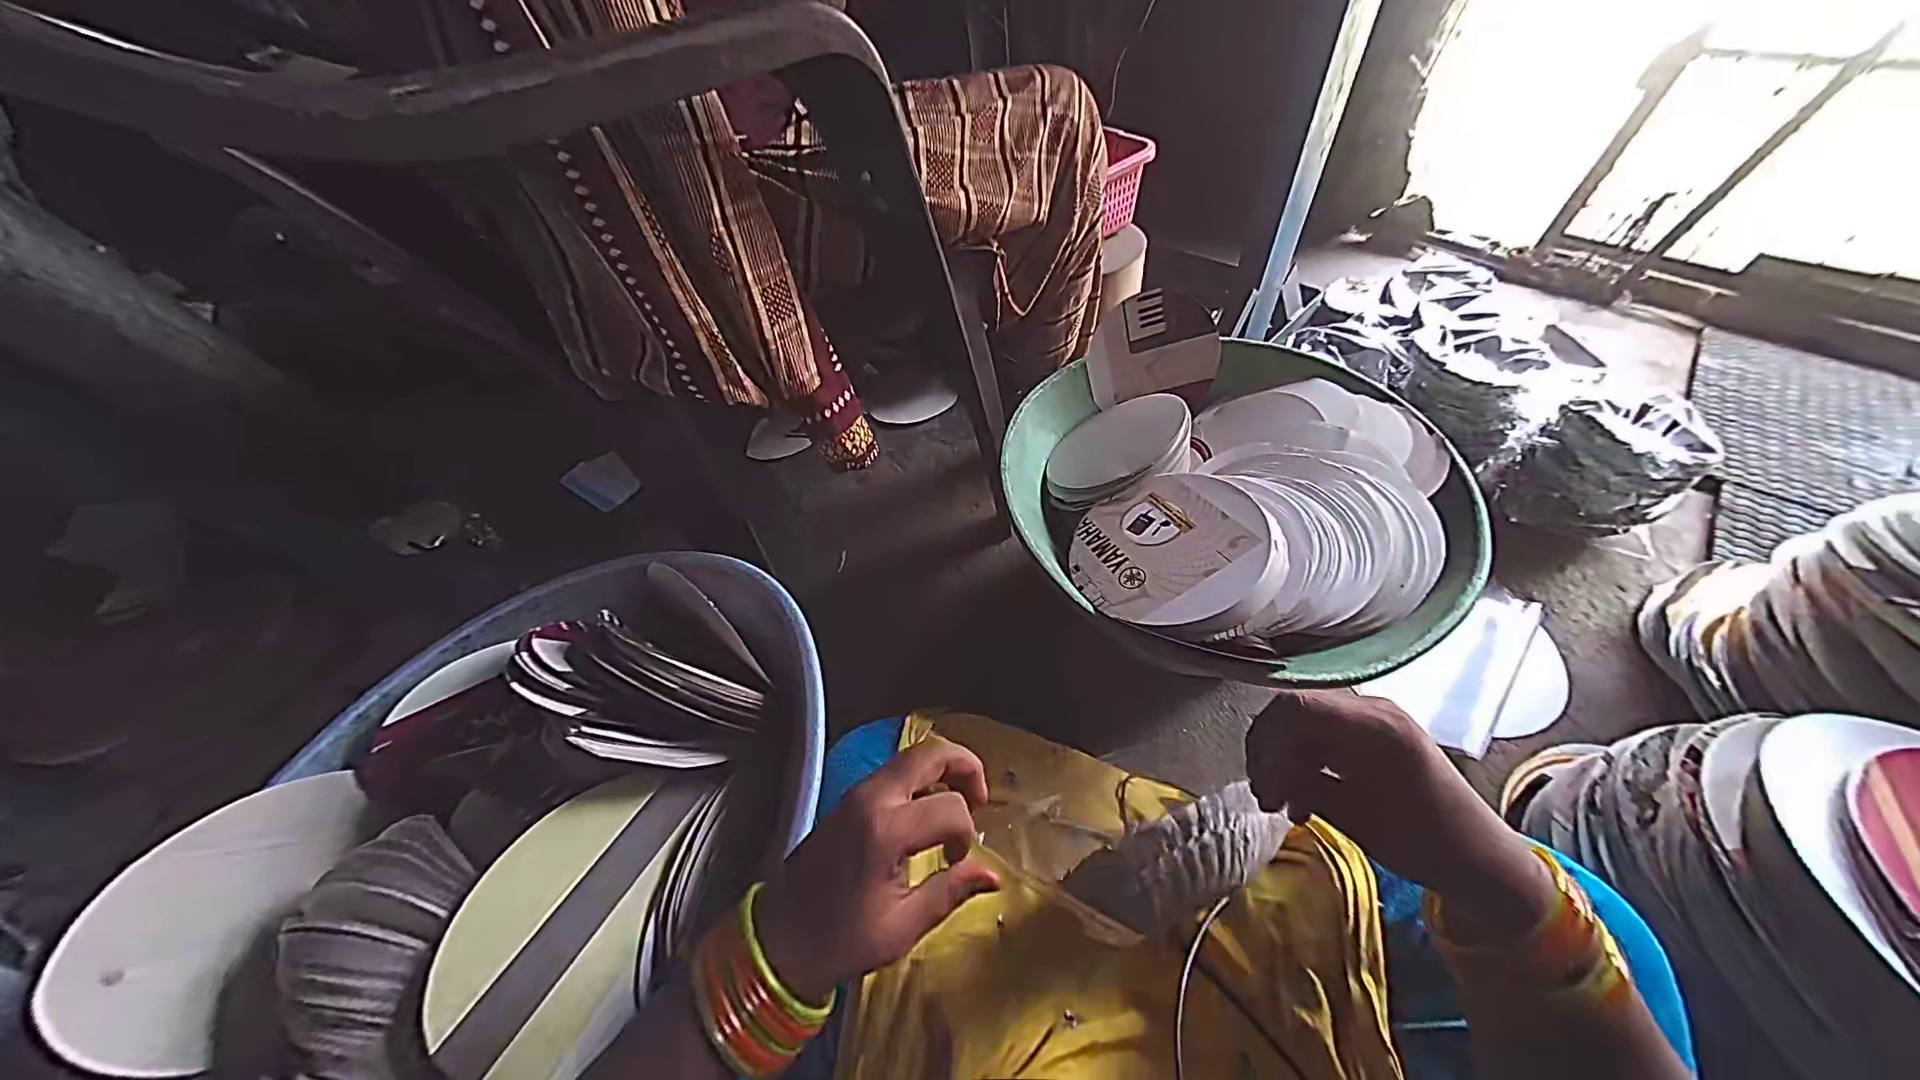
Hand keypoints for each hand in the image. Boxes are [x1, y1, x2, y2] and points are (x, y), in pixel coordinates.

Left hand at [755, 738, 1001, 1000]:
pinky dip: (923, 777)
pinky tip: (930, 810)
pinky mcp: (852, 796)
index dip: (966, 834)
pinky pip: (896, 770)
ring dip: (944, 770)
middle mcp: (872, 798)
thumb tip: (991, 875)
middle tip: (979, 800)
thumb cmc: (840, 938)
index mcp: (884, 830)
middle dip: (966, 767)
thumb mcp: (902, 926)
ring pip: (913, 755)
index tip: (959, 862)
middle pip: (930, 753)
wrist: (781, 938)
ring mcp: (858, 792)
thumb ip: (950, 891)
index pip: (949, 808)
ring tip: (960, 804)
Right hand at [1245, 690, 1551, 942]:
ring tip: (1279, 802)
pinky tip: (1301, 798)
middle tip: (1264, 797)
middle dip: (1269, 752)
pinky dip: (1302, 761)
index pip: (1294, 707)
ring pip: (1300, 723)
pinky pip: (1320, 733)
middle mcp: (1371, 709)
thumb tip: (1266, 773)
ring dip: (1282, 759)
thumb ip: (1304, 784)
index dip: (1267, 741)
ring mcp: (1372, 716)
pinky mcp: (1371, 731)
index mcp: (1374, 726)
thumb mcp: (1354, 817)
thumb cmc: (1425, 843)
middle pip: (1291, 711)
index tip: (1263, 785)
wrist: (1483, 860)